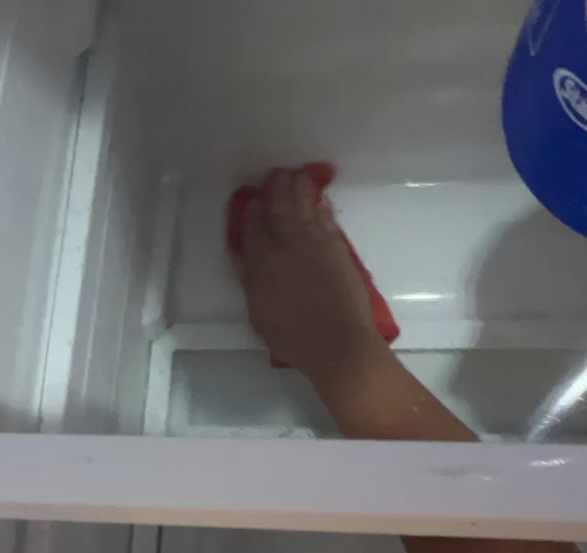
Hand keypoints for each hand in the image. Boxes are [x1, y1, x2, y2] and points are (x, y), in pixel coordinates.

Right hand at [233, 167, 388, 379]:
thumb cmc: (293, 338)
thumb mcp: (259, 314)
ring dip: (301, 191)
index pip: (254, 230)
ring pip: (307, 210)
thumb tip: (247, 258)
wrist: (339, 343)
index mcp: (265, 263)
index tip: (251, 201)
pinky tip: (320, 201)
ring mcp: (319, 245)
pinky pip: (327, 220)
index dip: (251, 214)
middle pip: (282, 210)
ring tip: (298, 177)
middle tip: (276, 175)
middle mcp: (291, 246)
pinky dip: (322, 208)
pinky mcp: (340, 251)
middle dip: (277, 191)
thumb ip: (252, 282)